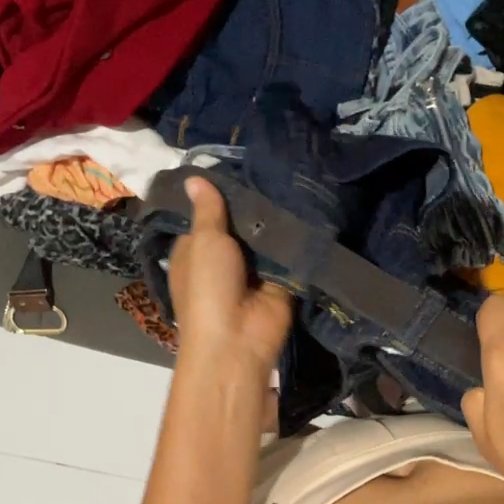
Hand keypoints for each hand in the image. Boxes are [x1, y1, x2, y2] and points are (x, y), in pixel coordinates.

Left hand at [167, 176, 292, 378]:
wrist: (237, 340)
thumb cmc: (207, 288)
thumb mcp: (203, 241)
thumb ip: (207, 209)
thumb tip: (193, 177)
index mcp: (195, 252)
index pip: (206, 215)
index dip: (220, 194)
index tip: (239, 164)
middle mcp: (223, 261)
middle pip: (240, 225)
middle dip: (254, 203)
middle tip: (274, 165)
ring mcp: (254, 273)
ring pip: (266, 237)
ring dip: (277, 218)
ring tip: (295, 178)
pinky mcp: (281, 283)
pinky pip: (289, 255)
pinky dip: (296, 239)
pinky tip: (311, 208)